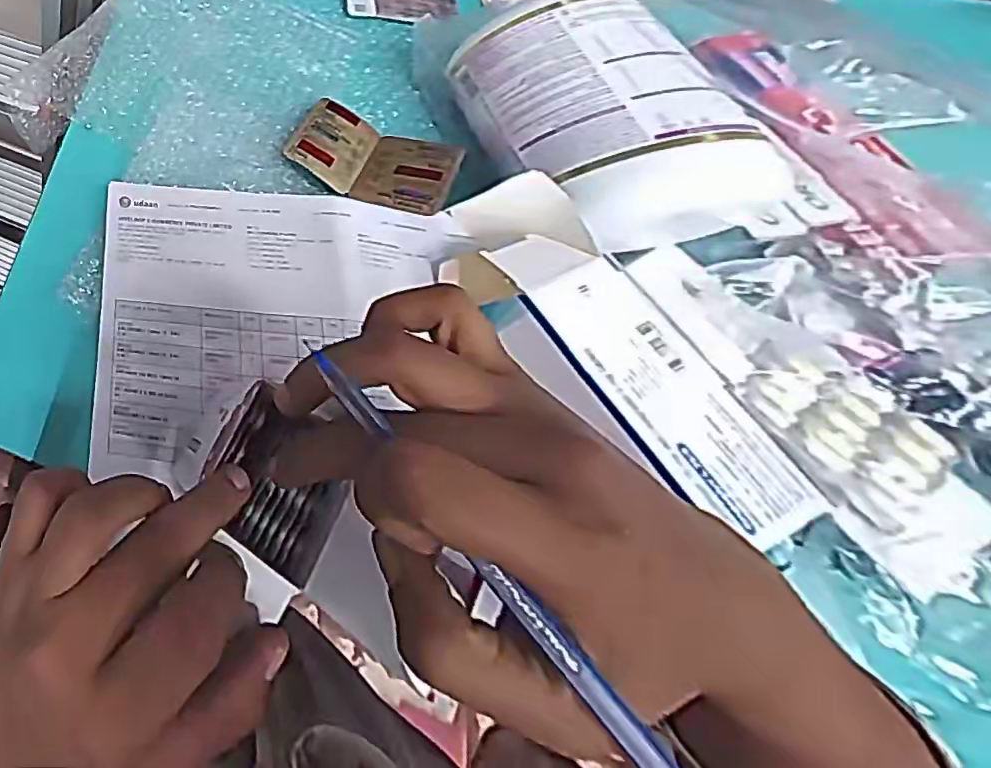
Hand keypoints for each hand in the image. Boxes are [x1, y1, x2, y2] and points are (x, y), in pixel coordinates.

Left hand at [0, 469, 289, 767]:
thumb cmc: (72, 758)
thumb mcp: (157, 763)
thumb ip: (224, 708)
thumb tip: (271, 637)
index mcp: (114, 714)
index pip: (189, 627)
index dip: (226, 581)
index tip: (234, 565)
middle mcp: (67, 645)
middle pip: (147, 556)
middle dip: (203, 512)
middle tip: (229, 491)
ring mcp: (27, 595)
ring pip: (89, 515)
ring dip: (137, 490)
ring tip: (164, 497)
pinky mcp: (2, 565)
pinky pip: (34, 499)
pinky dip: (68, 479)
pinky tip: (95, 493)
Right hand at [271, 285, 942, 767]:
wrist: (712, 600)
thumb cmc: (629, 654)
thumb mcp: (542, 702)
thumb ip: (435, 637)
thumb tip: (388, 539)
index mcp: (561, 532)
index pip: (418, 478)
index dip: (377, 503)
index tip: (399, 536)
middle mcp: (541, 447)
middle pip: (390, 420)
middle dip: (330, 450)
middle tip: (299, 471)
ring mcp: (528, 401)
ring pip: (401, 347)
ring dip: (331, 371)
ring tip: (304, 401)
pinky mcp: (520, 380)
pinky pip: (448, 310)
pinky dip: (395, 315)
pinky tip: (370, 348)